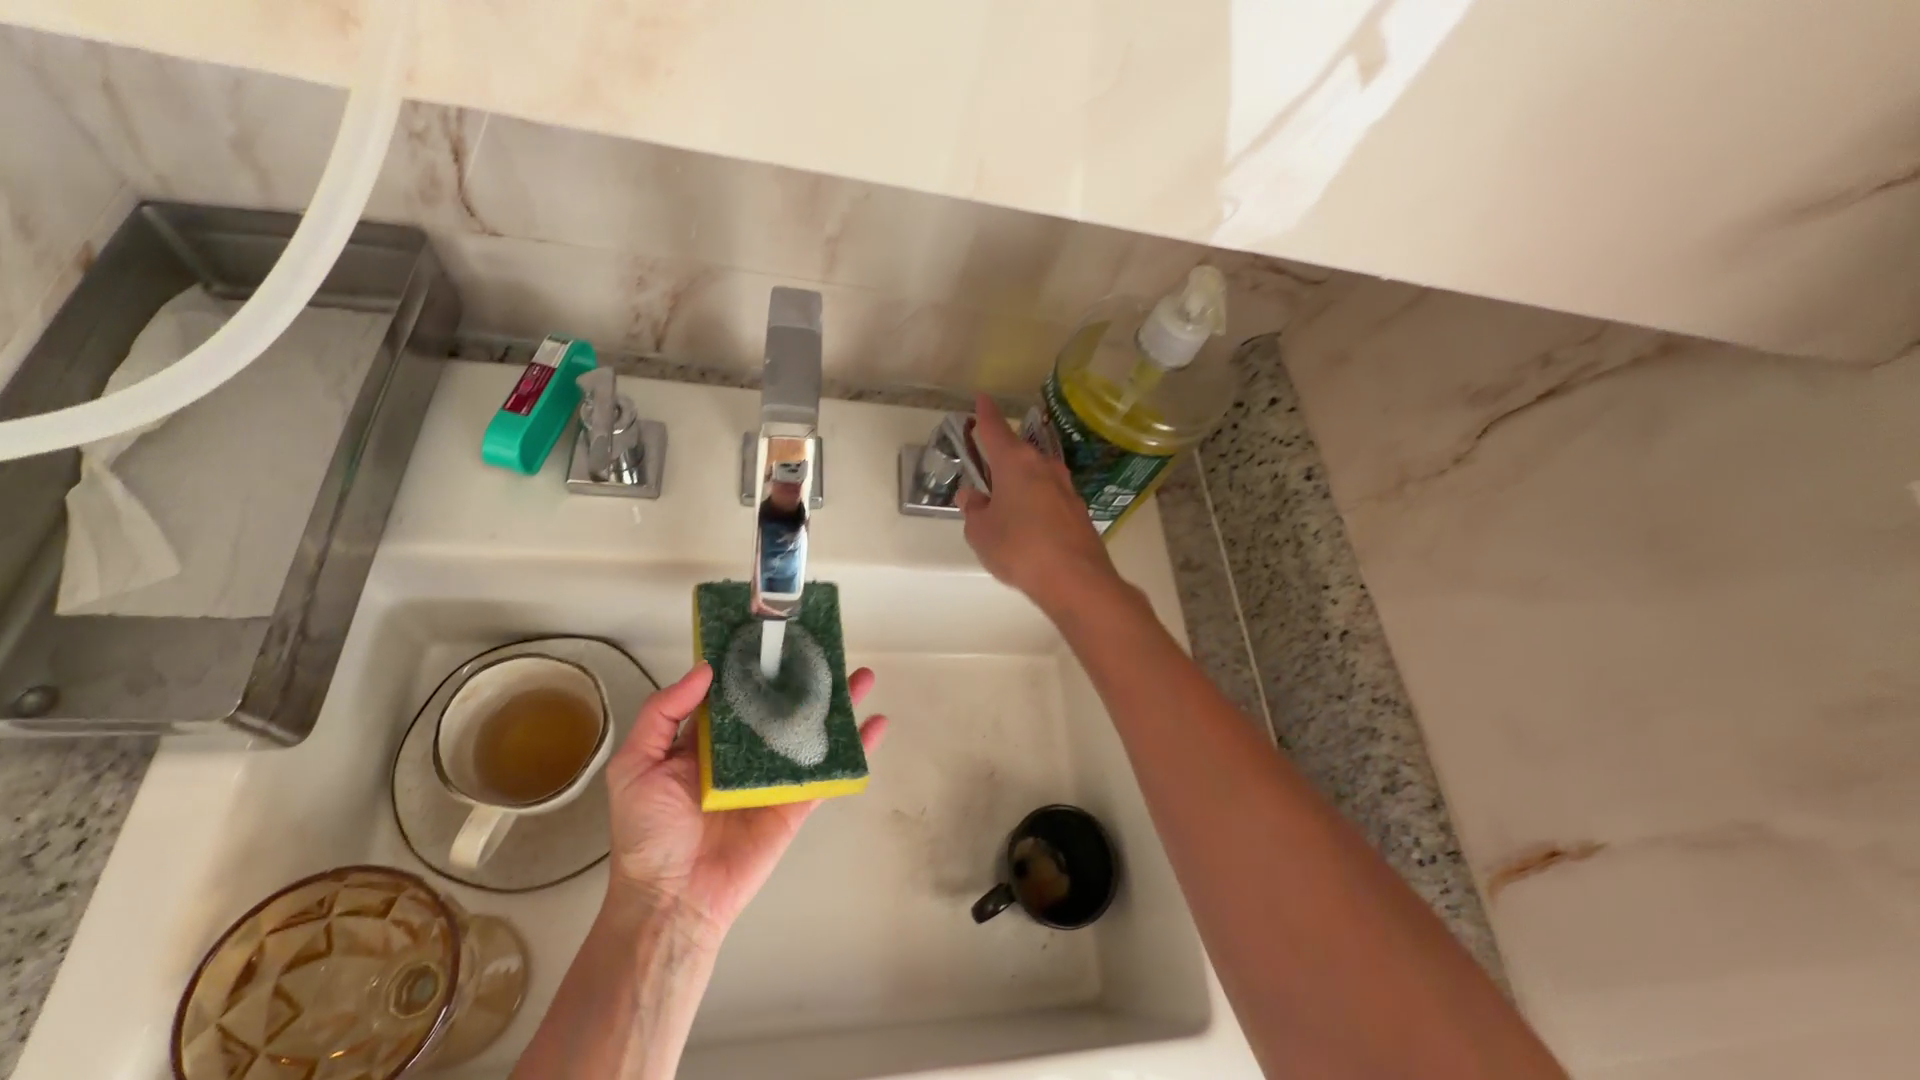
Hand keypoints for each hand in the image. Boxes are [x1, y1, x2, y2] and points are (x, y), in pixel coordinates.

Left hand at [601, 663, 886, 936]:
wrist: (673, 900)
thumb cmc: (648, 835)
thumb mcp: (635, 766)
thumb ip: (663, 713)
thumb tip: (706, 670)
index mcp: (703, 741)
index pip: (733, 693)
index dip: (751, 664)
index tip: (771, 633)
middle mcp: (741, 753)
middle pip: (778, 706)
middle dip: (802, 678)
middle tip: (825, 648)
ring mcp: (771, 777)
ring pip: (807, 732)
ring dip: (836, 705)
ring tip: (860, 675)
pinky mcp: (795, 803)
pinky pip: (827, 771)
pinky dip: (854, 750)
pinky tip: (874, 724)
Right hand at [957, 394, 1121, 612]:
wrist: (1075, 579)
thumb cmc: (1019, 548)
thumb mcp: (980, 532)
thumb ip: (974, 510)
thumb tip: (974, 496)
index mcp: (1015, 462)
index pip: (994, 428)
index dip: (984, 414)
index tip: (982, 399)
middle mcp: (1044, 466)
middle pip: (1018, 453)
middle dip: (1001, 458)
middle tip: (984, 470)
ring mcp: (1066, 487)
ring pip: (1036, 476)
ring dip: (1020, 484)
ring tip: (1005, 505)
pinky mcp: (1079, 511)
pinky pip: (1049, 498)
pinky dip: (1036, 505)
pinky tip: (1028, 527)